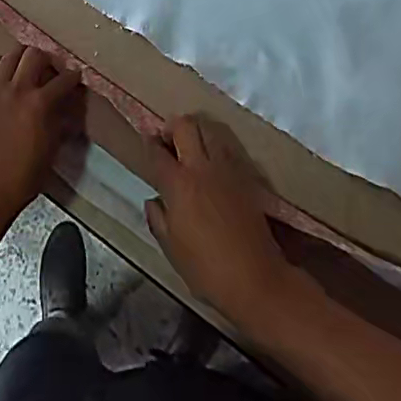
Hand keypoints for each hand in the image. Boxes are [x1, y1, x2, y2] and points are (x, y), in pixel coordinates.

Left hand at [0, 46, 83, 218]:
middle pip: (34, 55)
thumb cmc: (23, 175)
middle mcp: (18, 90)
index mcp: (40, 103)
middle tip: (50, 70)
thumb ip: (59, 122)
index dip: (74, 77)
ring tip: (26, 67)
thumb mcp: (51, 148)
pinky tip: (3, 72)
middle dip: (47, 59)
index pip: (64, 80)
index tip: (76, 77)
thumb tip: (65, 108)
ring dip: (22, 57)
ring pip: (9, 56)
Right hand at [144, 114, 296, 320]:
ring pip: (209, 130)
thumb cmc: (205, 268)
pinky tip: (210, 165)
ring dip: (196, 132)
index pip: (159, 153)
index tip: (146, 141)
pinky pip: (226, 148)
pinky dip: (214, 146)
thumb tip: (154, 200)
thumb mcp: (171, 249)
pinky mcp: (245, 175)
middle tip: (166, 140)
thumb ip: (158, 218)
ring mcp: (227, 168)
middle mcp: (203, 168)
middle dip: (172, 126)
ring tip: (189, 149)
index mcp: (179, 185)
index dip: (149, 143)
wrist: (254, 275)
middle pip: (187, 126)